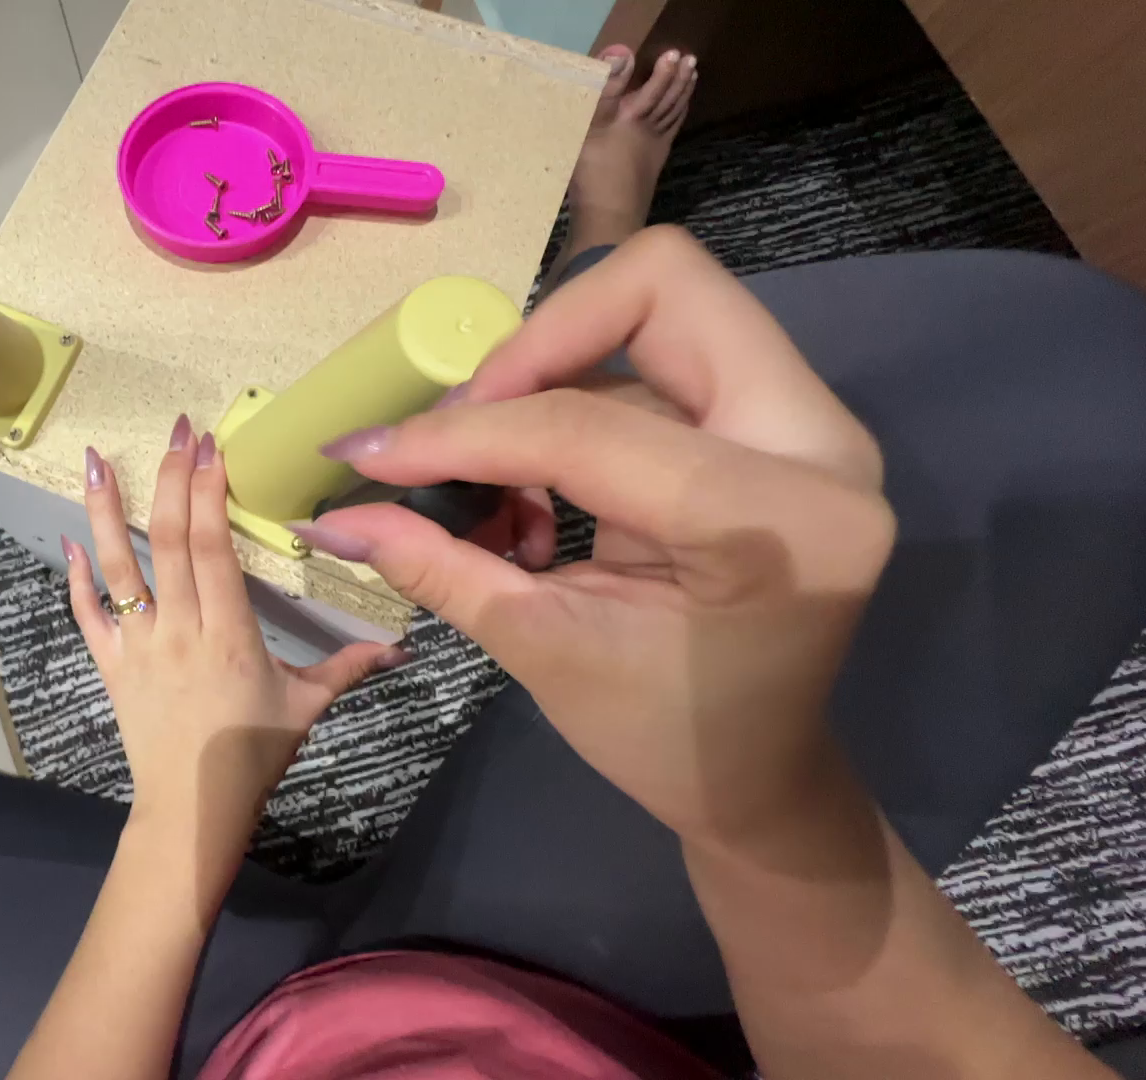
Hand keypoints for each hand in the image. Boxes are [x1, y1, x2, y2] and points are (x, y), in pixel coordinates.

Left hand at [65, 417, 406, 896]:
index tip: (212, 449)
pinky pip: (87, 615)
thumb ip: (348, 669)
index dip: (209, 493)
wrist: (191, 808)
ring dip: (106, 510)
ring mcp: (137, 644)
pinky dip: (75, 577)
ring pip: (118, 566)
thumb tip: (401, 647)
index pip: (213, 548)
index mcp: (229, 632)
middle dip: (173, 478)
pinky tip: (69, 538)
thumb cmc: (252, 756)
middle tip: (178, 431)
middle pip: (170, 540)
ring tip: (97, 460)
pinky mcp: (110, 664)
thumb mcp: (306, 709)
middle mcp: (178, 628)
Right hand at [299, 228, 895, 840]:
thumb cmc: (659, 733)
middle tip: (461, 425)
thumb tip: (332, 517)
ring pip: (650, 310)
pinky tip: (527, 489)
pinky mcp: (766, 420)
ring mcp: (798, 420)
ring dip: (539, 378)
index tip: (369, 457)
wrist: (756, 773)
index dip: (457, 437)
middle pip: (657, 287)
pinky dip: (561, 407)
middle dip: (528, 345)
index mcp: (772, 522)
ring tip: (487, 475)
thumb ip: (432, 565)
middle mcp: (813, 440)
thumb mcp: (536, 647)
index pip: (581, 426)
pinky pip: (644, 359)